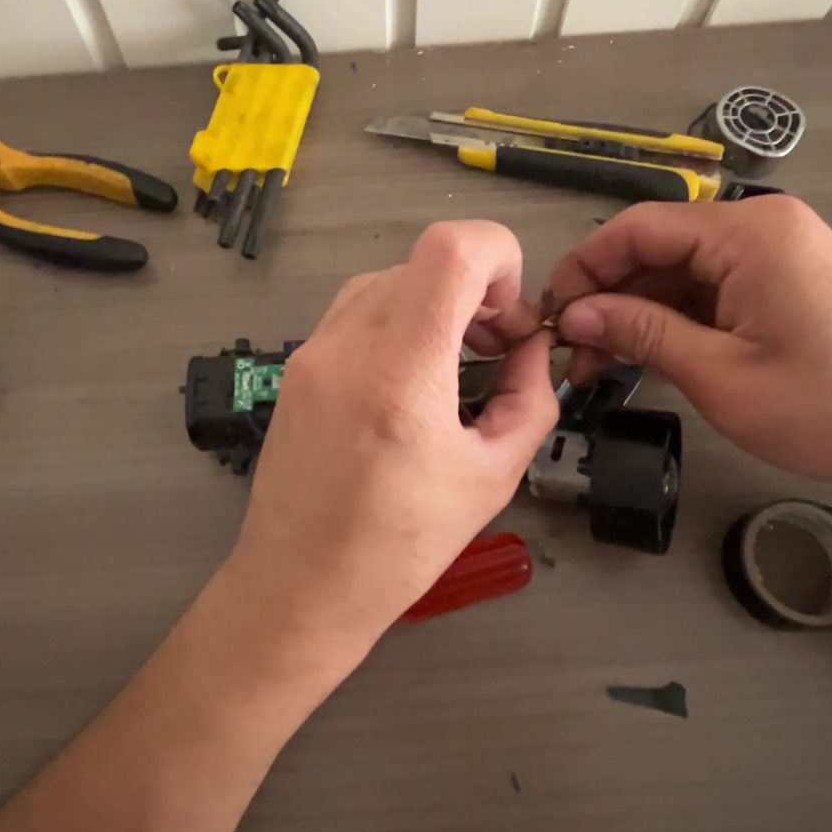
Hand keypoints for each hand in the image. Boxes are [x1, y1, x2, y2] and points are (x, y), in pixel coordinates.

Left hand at [228, 222, 559, 641]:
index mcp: (402, 371)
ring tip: (455, 361)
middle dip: (475, 289)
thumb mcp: (492, 475)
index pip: (451, 248)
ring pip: (389, 279)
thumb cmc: (401, 545)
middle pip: (423, 261)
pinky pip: (357, 310)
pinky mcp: (297, 364)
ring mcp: (313, 349)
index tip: (511, 313)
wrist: (300, 584)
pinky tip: (412, 374)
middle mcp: (347, 343)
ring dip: (435, 302)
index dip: (499, 256)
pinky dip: (398, 320)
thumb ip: (528, 396)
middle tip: (495, 349)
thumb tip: (534, 347)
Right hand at [546, 197, 831, 491]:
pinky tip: (648, 355)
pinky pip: (713, 288)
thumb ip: (640, 333)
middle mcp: (762, 226)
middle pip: (657, 248)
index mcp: (749, 233)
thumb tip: (572, 315)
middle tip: (570, 354)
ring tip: (601, 365)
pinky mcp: (787, 281)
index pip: (637, 228)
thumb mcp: (721, 376)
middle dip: (607, 298)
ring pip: (681, 272)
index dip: (583, 267)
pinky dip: (675, 320)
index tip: (548, 316)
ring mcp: (779, 253)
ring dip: (637, 314)